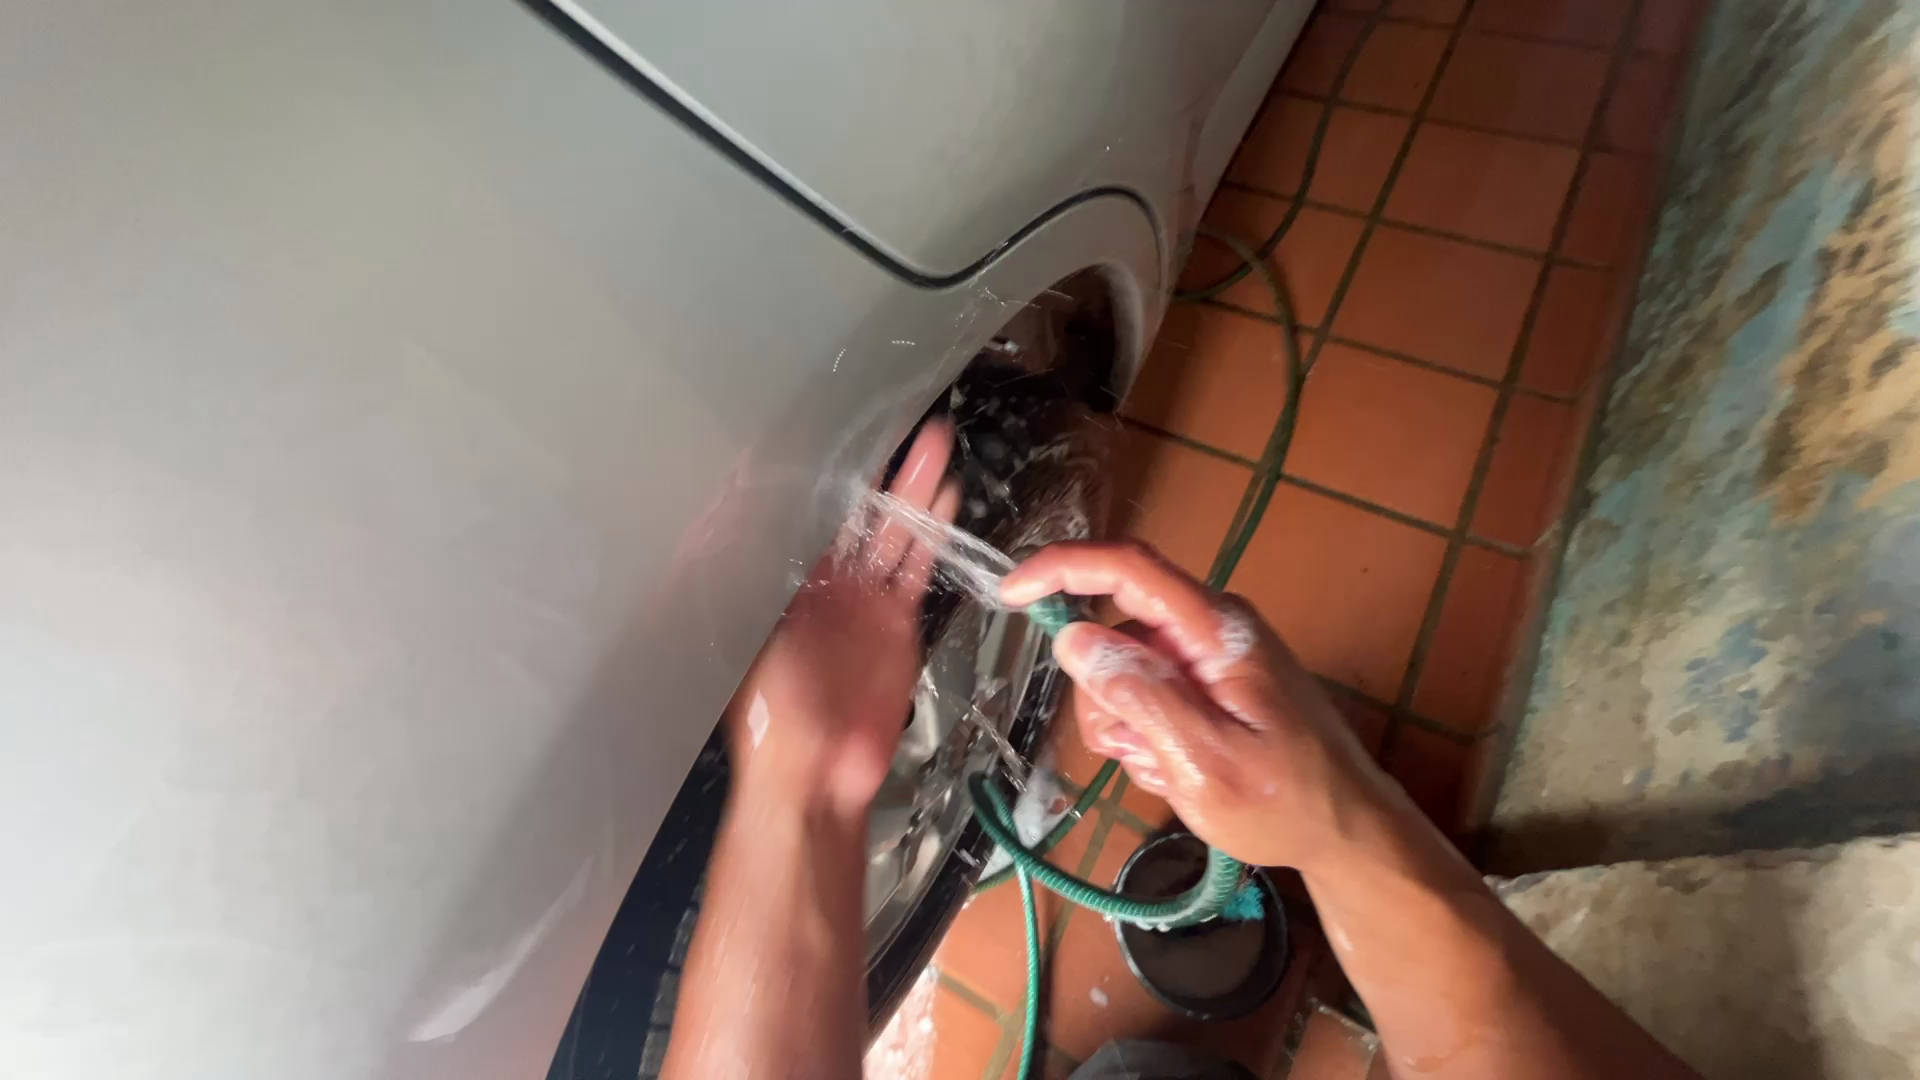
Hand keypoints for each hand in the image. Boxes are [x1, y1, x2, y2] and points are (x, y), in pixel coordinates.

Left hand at [726, 420, 959, 819]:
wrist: (814, 774)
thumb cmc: (770, 712)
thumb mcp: (744, 644)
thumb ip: (746, 584)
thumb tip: (715, 522)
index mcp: (788, 585)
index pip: (815, 519)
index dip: (837, 480)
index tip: (852, 437)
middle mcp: (830, 585)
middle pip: (864, 520)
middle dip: (891, 477)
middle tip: (917, 433)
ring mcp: (867, 603)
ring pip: (897, 537)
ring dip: (918, 496)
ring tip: (938, 450)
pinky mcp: (898, 623)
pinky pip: (917, 572)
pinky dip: (933, 539)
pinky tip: (947, 501)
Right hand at [999, 541, 1398, 870]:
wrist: (1345, 832)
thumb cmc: (1285, 802)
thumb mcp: (1205, 760)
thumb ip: (1141, 694)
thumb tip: (1074, 637)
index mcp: (1214, 627)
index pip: (1128, 568)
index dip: (1063, 567)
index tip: (1010, 593)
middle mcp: (1204, 626)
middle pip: (1112, 632)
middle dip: (1103, 695)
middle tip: (1138, 752)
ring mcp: (1200, 654)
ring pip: (1117, 669)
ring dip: (1123, 724)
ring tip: (1166, 767)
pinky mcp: (1199, 680)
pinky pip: (1139, 693)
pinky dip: (1139, 733)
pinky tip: (1173, 765)